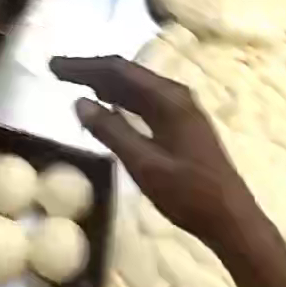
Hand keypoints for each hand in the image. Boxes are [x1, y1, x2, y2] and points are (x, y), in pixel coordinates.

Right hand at [50, 56, 279, 252]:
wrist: (231, 220)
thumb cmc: (188, 194)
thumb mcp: (143, 163)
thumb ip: (111, 130)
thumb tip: (79, 102)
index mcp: (169, 99)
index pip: (118, 70)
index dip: (83, 66)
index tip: (54, 66)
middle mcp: (175, 96)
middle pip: (126, 74)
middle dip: (90, 70)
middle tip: (56, 71)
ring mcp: (180, 110)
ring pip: (134, 87)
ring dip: (102, 83)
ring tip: (73, 83)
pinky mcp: (180, 125)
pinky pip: (142, 102)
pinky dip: (118, 99)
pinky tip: (105, 104)